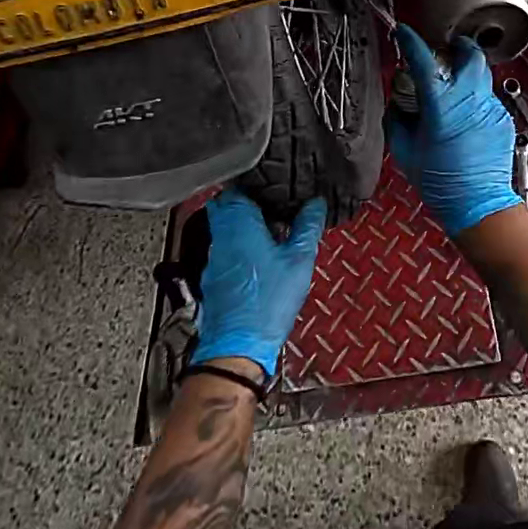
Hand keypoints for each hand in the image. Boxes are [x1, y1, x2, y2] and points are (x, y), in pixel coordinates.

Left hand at [190, 188, 325, 380]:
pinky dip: (238, 245)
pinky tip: (259, 258)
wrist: (238, 345)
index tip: (274, 187)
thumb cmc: (270, 299)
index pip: (237, 187)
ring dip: (243, 225)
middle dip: (248, 203)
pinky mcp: (212, 276)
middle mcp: (220, 233)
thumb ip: (307, 227)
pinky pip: (224, 248)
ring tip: (272, 231)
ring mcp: (213, 255)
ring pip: (224, 227)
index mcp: (238, 221)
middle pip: (227, 205)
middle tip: (274, 208)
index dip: (255, 183)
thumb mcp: (299, 261)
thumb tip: (315, 202)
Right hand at [386, 24, 521, 236]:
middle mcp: (470, 101)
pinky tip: (463, 115)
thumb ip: (397, 119)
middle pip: (471, 54)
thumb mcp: (404, 149)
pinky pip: (487, 98)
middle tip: (445, 49)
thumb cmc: (441, 181)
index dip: (411, 41)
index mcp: (441, 105)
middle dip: (458, 46)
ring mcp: (490, 109)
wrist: (478, 204)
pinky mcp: (502, 120)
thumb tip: (397, 103)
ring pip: (481, 76)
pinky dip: (474, 98)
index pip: (424, 60)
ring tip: (452, 87)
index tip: (404, 33)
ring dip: (466, 73)